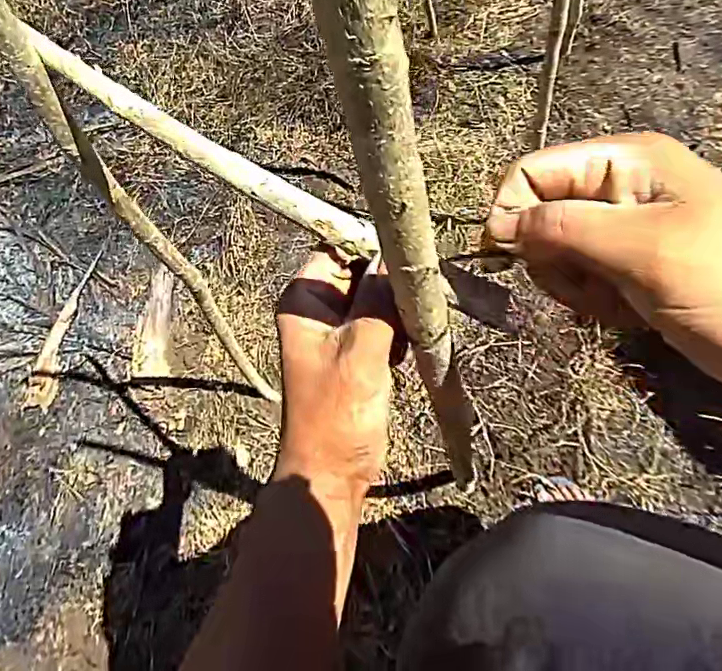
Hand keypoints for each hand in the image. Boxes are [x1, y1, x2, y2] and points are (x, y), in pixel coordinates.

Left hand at [272, 250, 402, 503]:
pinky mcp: (357, 349)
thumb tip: (394, 255)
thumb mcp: (361, 351)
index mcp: (304, 299)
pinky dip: (397, 329)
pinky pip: (382, 323)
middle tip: (417, 296)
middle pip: (359, 272)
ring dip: (396, 308)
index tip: (405, 252)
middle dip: (388, 282)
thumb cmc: (336, 414)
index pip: (336, 251)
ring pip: (375, 297)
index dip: (368, 247)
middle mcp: (317, 307)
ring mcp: (337, 329)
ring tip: (409, 331)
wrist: (332, 472)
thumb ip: (378, 301)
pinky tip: (406, 348)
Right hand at [483, 132, 721, 389]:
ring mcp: (628, 226)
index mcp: (625, 160)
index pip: (533, 170)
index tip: (506, 257)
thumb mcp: (640, 249)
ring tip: (617, 301)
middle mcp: (620, 184)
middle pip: (540, 211)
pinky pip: (584, 275)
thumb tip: (495, 226)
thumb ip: (561, 227)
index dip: (510, 210)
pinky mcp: (634, 263)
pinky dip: (595, 298)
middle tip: (585, 285)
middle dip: (551, 255)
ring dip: (574, 282)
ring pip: (557, 248)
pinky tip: (631, 312)